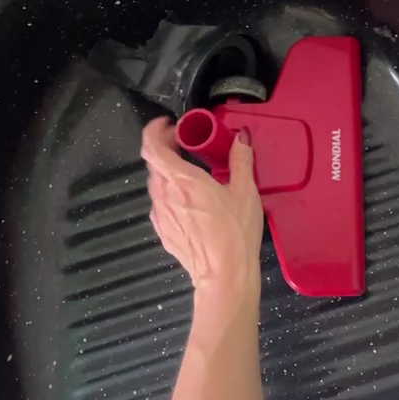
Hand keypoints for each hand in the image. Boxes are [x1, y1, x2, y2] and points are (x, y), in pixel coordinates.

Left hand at [141, 117, 264, 301]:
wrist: (224, 274)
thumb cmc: (235, 232)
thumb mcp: (245, 191)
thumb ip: (241, 159)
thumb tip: (242, 138)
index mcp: (183, 180)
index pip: (152, 147)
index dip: (154, 130)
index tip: (168, 125)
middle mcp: (165, 195)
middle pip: (155, 164)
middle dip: (167, 149)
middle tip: (185, 145)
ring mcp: (161, 215)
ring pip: (157, 185)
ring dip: (169, 173)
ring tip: (191, 174)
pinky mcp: (163, 231)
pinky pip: (161, 205)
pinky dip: (171, 195)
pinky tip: (191, 202)